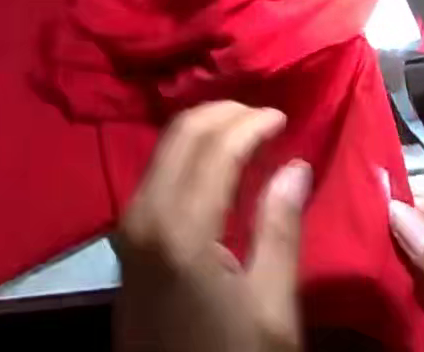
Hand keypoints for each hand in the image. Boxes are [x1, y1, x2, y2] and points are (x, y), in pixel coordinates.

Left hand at [115, 102, 311, 351]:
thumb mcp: (270, 309)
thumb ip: (280, 227)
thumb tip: (296, 164)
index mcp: (181, 231)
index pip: (217, 146)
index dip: (253, 123)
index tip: (284, 118)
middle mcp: (145, 215)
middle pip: (184, 132)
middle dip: (227, 113)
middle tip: (266, 119)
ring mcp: (128, 226)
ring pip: (166, 144)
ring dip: (208, 128)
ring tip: (248, 133)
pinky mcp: (127, 239)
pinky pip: (158, 168)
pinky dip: (190, 149)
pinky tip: (218, 160)